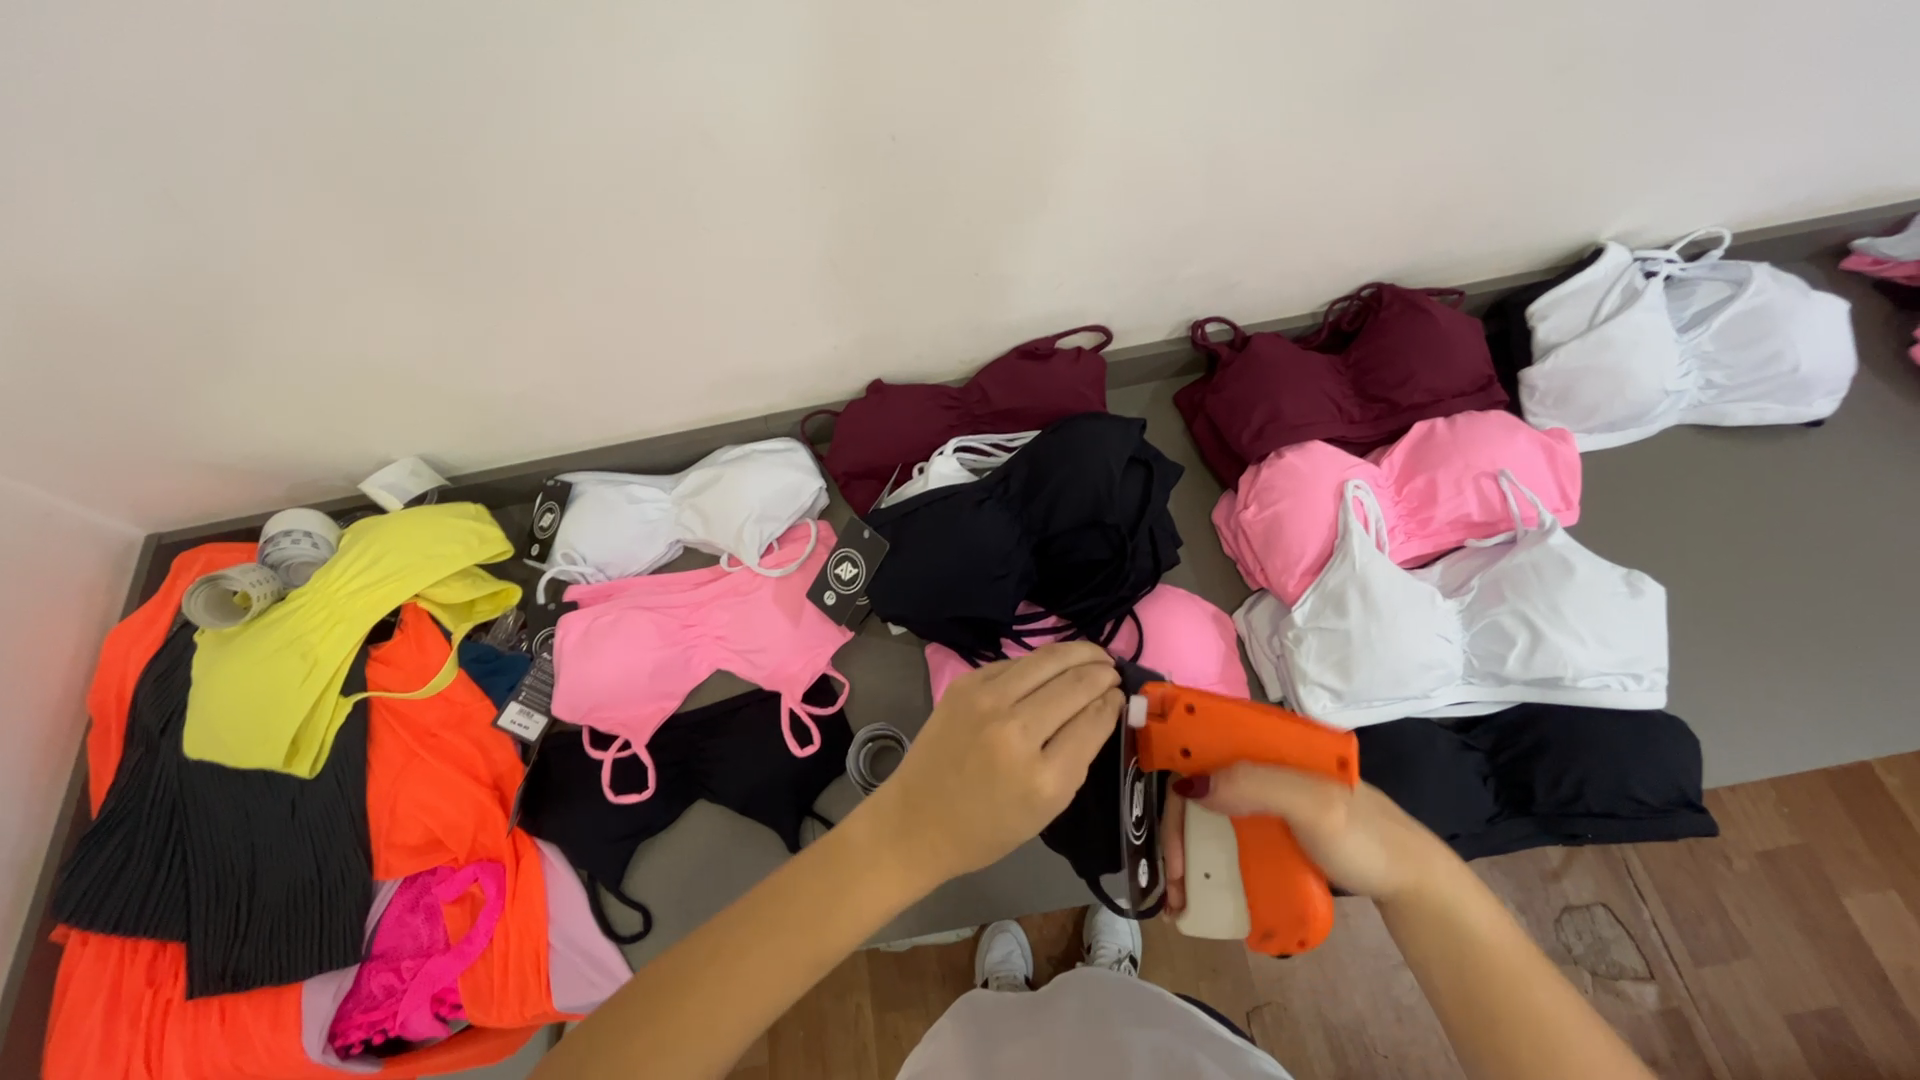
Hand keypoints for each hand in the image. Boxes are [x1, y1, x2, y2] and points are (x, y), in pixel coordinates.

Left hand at [861, 642, 1121, 886]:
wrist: (917, 820)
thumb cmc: (987, 827)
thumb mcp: (1048, 807)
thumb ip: (1079, 755)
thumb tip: (1104, 707)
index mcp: (1043, 776)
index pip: (1094, 719)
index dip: (1114, 701)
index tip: (1121, 694)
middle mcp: (1016, 731)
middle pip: (1075, 682)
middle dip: (1102, 671)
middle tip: (1114, 670)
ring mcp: (986, 702)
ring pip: (1047, 659)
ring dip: (1078, 653)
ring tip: (1095, 655)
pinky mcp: (964, 685)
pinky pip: (1015, 663)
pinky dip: (1040, 661)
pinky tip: (1053, 665)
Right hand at [1160, 764, 1457, 912]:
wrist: (1413, 885)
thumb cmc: (1367, 837)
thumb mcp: (1314, 803)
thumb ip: (1255, 784)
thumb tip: (1188, 787)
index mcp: (1271, 745)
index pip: (1205, 744)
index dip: (1175, 773)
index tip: (1161, 818)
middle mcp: (1262, 767)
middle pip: (1200, 787)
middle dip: (1177, 831)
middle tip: (1173, 878)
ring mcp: (1266, 802)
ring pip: (1208, 817)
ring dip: (1185, 853)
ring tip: (1179, 897)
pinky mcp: (1271, 833)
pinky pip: (1226, 841)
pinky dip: (1205, 865)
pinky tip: (1196, 894)